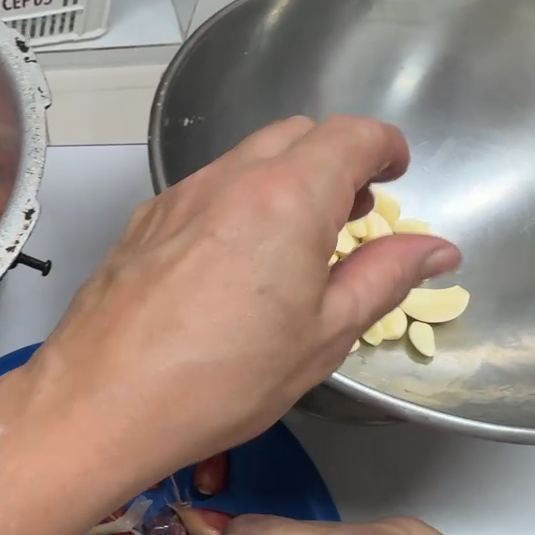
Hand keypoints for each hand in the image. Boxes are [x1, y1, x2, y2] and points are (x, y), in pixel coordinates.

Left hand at [28, 115, 460, 471]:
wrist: (101, 399)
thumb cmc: (221, 379)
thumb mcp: (321, 336)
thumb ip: (382, 278)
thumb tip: (433, 247)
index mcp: (284, 197)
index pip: (349, 135)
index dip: (383, 147)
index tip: (393, 174)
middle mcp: (224, 182)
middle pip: (292, 136)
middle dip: (330, 161)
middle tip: (345, 215)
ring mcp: (172, 200)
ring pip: (239, 162)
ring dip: (277, 182)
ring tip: (287, 245)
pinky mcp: (137, 225)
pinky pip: (197, 193)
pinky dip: (229, 204)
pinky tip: (226, 262)